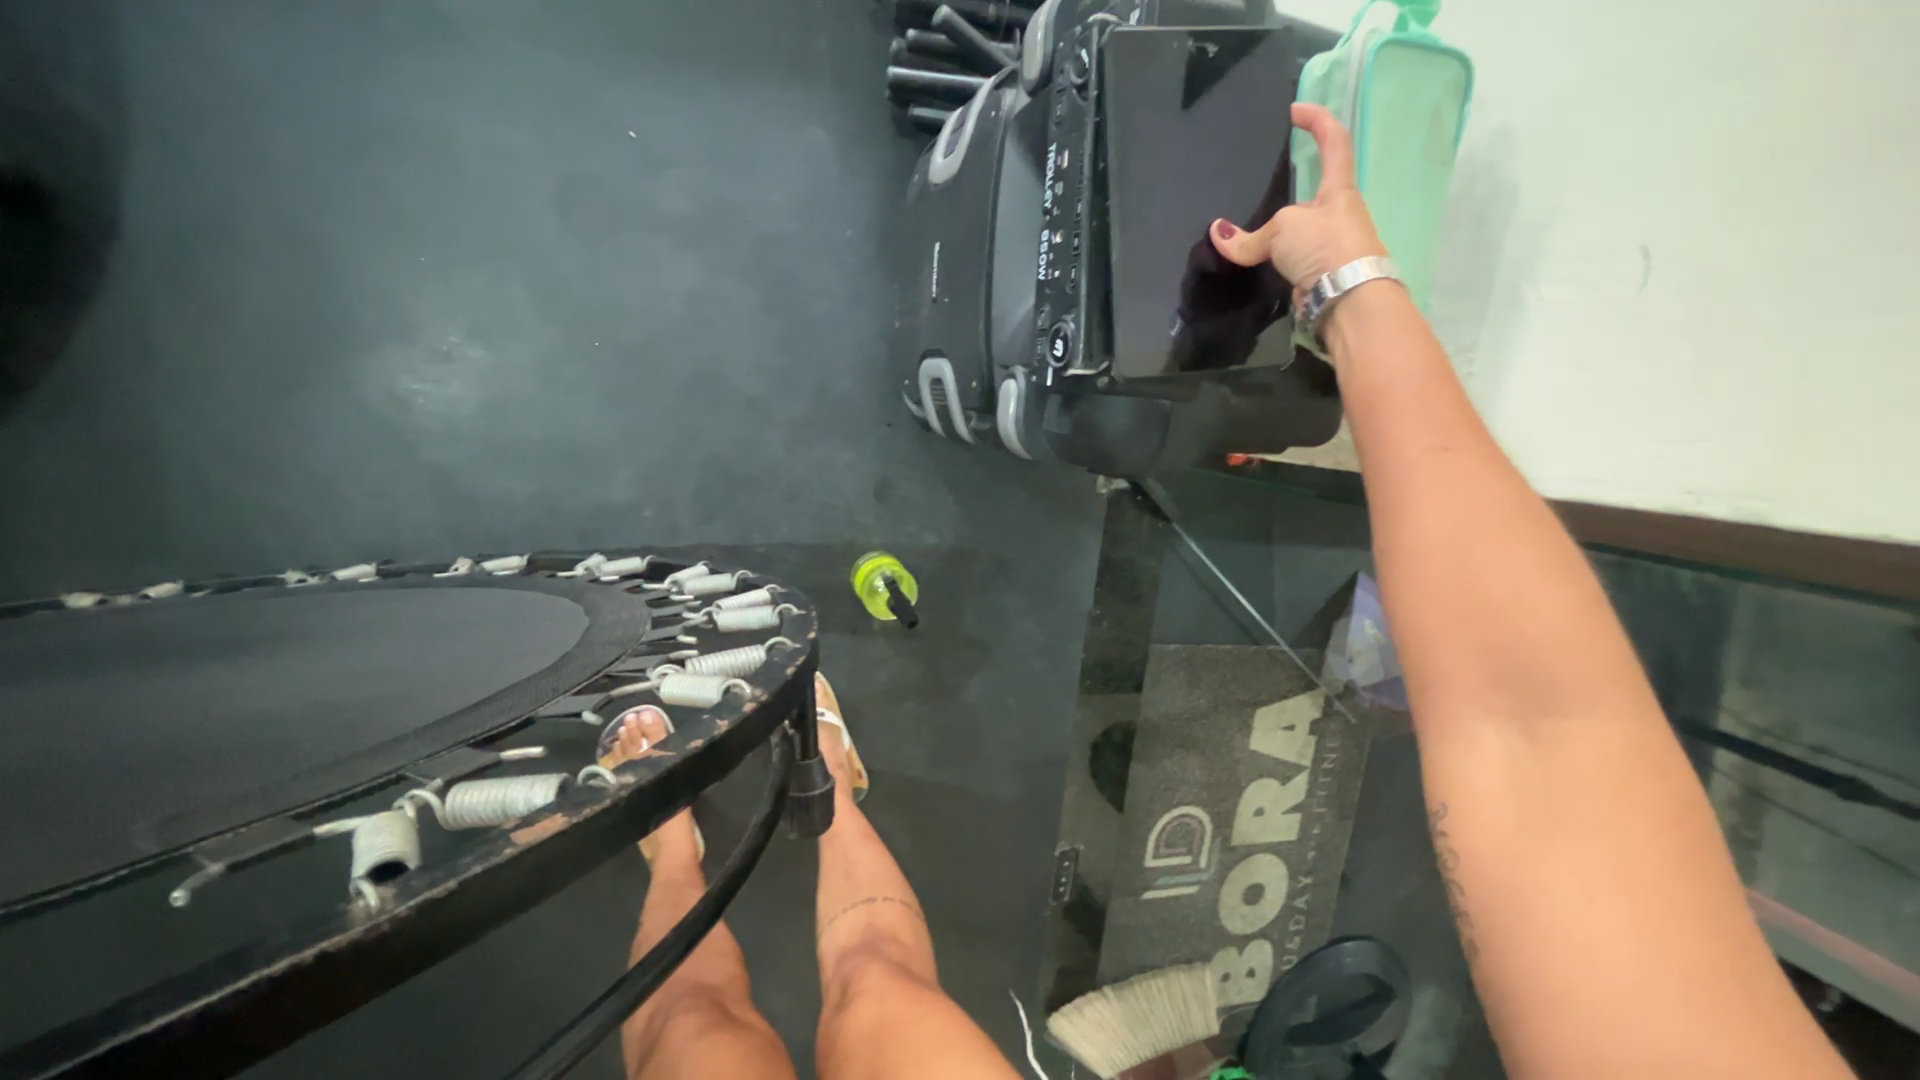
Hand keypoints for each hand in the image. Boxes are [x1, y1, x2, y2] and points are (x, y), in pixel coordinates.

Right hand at [1209, 104, 1386, 302]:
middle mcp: (1339, 212)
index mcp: (1338, 189)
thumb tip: (1217, 234)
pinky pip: (1293, 258)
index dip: (1317, 120)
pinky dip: (1275, 258)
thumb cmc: (1324, 246)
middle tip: (1265, 176)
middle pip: (1316, 188)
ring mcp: (1331, 243)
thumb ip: (1249, 236)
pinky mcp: (1321, 272)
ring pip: (1302, 227)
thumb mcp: (1282, 229)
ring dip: (1280, 227)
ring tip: (1250, 226)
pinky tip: (1257, 259)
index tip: (1295, 110)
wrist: (1347, 297)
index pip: (1334, 141)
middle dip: (1294, 182)